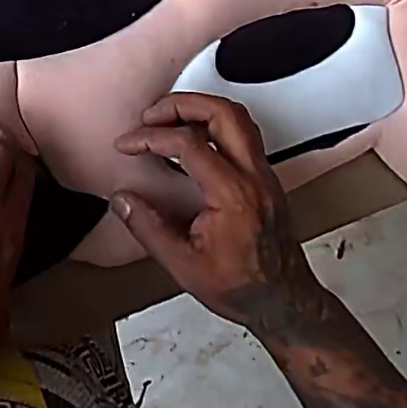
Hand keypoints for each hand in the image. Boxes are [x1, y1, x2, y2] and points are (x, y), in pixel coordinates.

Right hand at [111, 93, 319, 325]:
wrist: (285, 303)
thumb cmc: (243, 287)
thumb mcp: (184, 265)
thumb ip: (148, 228)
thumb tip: (121, 200)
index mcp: (233, 195)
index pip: (188, 143)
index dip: (150, 137)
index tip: (128, 144)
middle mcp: (254, 177)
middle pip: (222, 112)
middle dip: (180, 104)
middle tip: (152, 115)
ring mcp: (263, 175)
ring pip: (237, 117)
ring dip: (200, 109)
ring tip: (169, 118)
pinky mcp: (265, 178)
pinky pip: (242, 134)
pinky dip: (213, 124)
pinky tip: (191, 138)